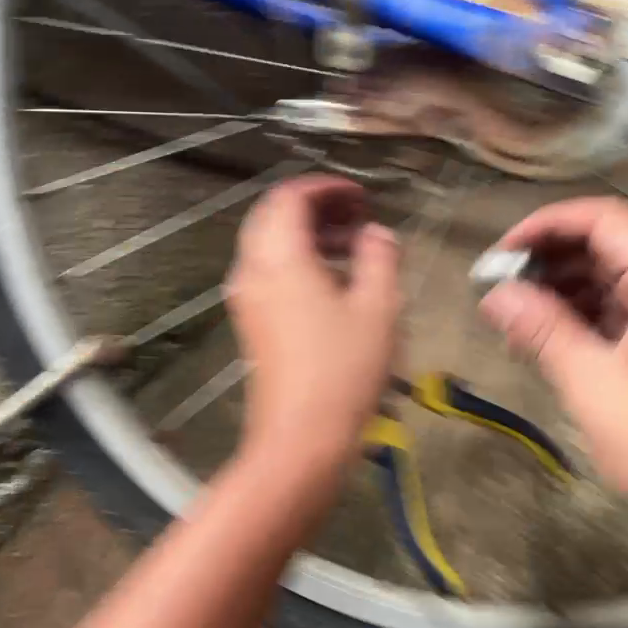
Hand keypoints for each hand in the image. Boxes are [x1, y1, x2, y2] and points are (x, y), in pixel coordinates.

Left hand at [227, 175, 399, 469]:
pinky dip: (299, 261)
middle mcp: (254, 270)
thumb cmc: (343, 369)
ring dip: (309, 235)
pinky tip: (335, 283)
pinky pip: (270, 272)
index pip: (290, 196)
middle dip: (317, 208)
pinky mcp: (252, 323)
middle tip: (358, 217)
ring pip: (271, 245)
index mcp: (280, 256)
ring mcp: (248, 298)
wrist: (300, 439)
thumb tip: (376, 233)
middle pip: (275, 216)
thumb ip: (379, 257)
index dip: (327, 188)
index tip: (362, 196)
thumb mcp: (378, 307)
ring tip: (353, 248)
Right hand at [478, 198, 627, 556]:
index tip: (500, 256)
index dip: (545, 227)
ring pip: (625, 277)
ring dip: (572, 293)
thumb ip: (543, 330)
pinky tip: (557, 339)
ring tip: (518, 323)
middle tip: (499, 295)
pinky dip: (599, 316)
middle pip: (615, 246)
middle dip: (553, 265)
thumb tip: (494, 295)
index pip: (604, 220)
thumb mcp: (596, 390)